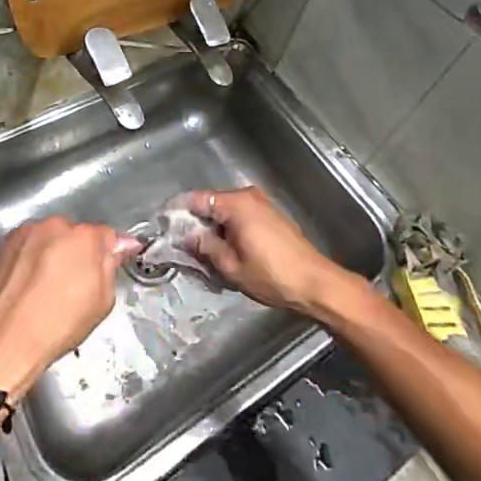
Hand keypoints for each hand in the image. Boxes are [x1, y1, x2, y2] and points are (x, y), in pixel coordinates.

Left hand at [0, 216, 139, 400]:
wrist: (3, 341)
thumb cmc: (56, 327)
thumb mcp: (101, 303)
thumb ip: (110, 268)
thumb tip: (116, 249)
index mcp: (85, 238)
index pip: (108, 235)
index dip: (112, 251)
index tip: (113, 261)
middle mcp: (56, 226)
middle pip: (76, 234)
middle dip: (79, 253)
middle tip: (76, 284)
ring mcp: (28, 232)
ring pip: (51, 238)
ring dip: (53, 254)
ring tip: (47, 288)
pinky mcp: (5, 243)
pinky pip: (28, 246)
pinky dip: (31, 259)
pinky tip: (28, 286)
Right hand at [185, 187, 362, 316]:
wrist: (315, 283)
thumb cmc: (272, 276)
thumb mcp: (231, 266)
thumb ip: (204, 247)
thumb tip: (186, 236)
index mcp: (235, 203)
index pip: (196, 198)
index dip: (178, 211)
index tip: (165, 225)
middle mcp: (247, 196)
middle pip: (210, 204)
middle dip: (195, 223)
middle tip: (183, 246)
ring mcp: (261, 204)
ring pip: (225, 211)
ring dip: (213, 229)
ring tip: (204, 254)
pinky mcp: (270, 215)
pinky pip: (240, 216)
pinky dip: (229, 229)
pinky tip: (227, 251)